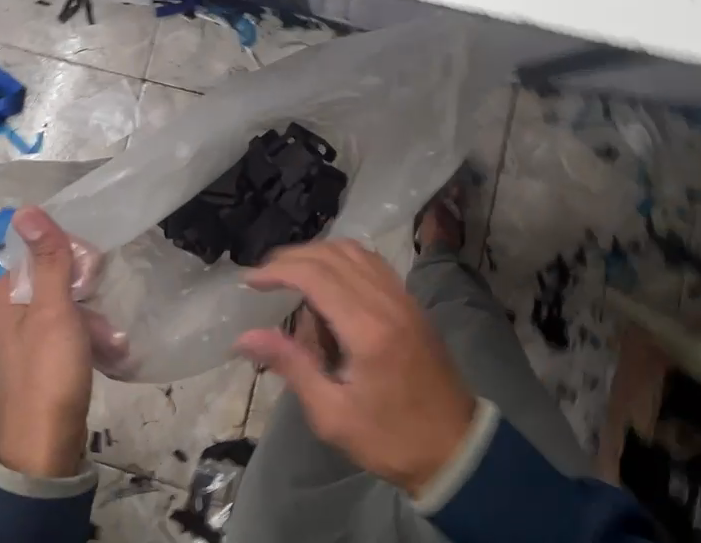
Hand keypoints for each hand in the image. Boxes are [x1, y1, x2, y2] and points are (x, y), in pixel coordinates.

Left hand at [0, 207, 93, 477]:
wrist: (46, 447)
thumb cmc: (47, 373)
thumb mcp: (53, 310)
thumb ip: (47, 259)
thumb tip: (27, 209)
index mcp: (4, 294)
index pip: (35, 247)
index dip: (65, 249)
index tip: (90, 267)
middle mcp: (11, 310)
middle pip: (55, 274)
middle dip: (86, 287)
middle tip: (100, 303)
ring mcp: (29, 335)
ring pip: (70, 303)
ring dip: (95, 317)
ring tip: (111, 338)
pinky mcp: (47, 357)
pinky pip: (75, 331)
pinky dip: (93, 338)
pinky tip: (112, 351)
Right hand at [235, 240, 477, 497]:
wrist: (455, 448)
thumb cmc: (390, 439)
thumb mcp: (332, 414)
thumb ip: (291, 365)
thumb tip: (245, 337)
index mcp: (367, 328)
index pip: (316, 275)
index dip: (278, 270)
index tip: (249, 281)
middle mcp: (387, 301)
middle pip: (333, 255)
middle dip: (293, 258)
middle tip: (263, 276)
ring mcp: (403, 297)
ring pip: (355, 252)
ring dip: (318, 254)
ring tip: (290, 275)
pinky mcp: (411, 302)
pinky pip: (373, 263)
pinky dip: (343, 260)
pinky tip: (328, 280)